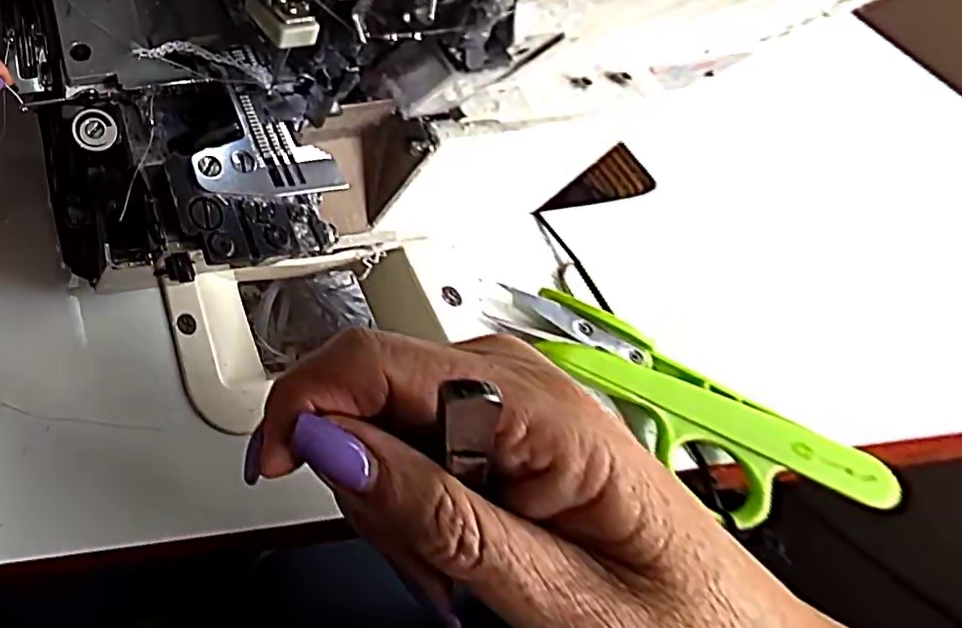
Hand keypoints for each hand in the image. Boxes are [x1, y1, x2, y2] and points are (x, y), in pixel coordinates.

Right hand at [249, 330, 835, 627]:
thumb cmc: (690, 624)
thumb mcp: (561, 598)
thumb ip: (439, 513)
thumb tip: (332, 441)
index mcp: (532, 403)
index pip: (373, 361)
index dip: (304, 399)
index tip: (272, 458)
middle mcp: (504, 373)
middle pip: (364, 388)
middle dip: (359, 474)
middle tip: (412, 560)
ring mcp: (492, 389)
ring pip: (372, 414)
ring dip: (384, 494)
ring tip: (447, 567)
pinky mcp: (481, 411)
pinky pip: (399, 430)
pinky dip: (401, 490)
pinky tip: (446, 540)